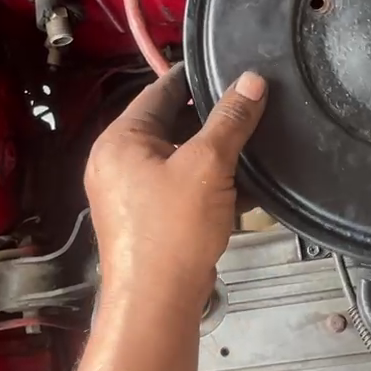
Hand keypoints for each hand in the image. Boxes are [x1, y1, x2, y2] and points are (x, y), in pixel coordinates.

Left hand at [85, 67, 267, 306]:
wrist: (157, 303)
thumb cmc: (171, 231)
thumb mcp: (207, 166)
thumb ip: (230, 121)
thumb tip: (251, 82)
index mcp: (120, 141)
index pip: (159, 91)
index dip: (195, 77)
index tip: (227, 67)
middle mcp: (118, 164)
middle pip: (171, 126)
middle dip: (212, 122)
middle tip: (249, 110)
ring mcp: (131, 196)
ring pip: (180, 161)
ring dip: (215, 158)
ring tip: (252, 149)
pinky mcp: (149, 222)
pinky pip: (182, 191)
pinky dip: (209, 188)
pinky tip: (245, 191)